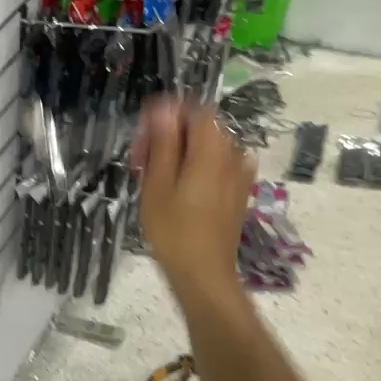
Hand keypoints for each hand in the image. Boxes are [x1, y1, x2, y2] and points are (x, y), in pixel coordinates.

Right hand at [132, 98, 255, 305]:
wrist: (203, 272)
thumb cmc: (173, 229)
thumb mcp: (157, 184)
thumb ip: (162, 143)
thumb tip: (163, 108)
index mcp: (211, 150)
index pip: (195, 111)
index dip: (167, 115)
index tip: (142, 135)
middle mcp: (232, 156)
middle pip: (201, 129)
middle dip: (170, 136)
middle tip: (140, 163)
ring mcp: (239, 175)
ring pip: (207, 148)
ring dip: (180, 154)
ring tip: (154, 180)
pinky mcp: (238, 193)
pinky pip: (216, 167)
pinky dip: (195, 169)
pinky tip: (177, 191)